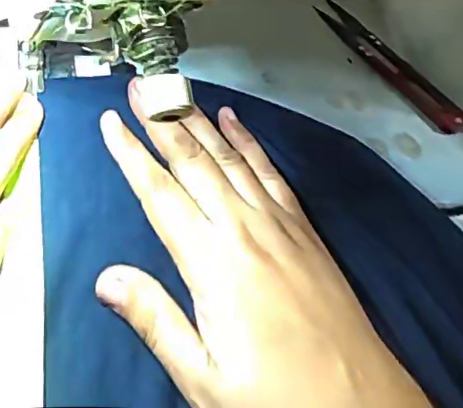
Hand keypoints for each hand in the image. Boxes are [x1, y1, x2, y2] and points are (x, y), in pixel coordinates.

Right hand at [96, 82, 433, 407]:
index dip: (131, 154)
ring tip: (173, 90)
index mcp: (211, 261)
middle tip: (139, 86)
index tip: (111, 122)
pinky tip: (231, 118)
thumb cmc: (273, 393)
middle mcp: (241, 225)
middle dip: (160, 120)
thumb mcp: (203, 375)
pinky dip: (246, 139)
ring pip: (227, 155)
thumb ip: (155, 319)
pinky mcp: (299, 221)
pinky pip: (267, 168)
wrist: (356, 396)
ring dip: (197, 119)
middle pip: (191, 160)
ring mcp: (274, 218)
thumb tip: (106, 279)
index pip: (159, 194)